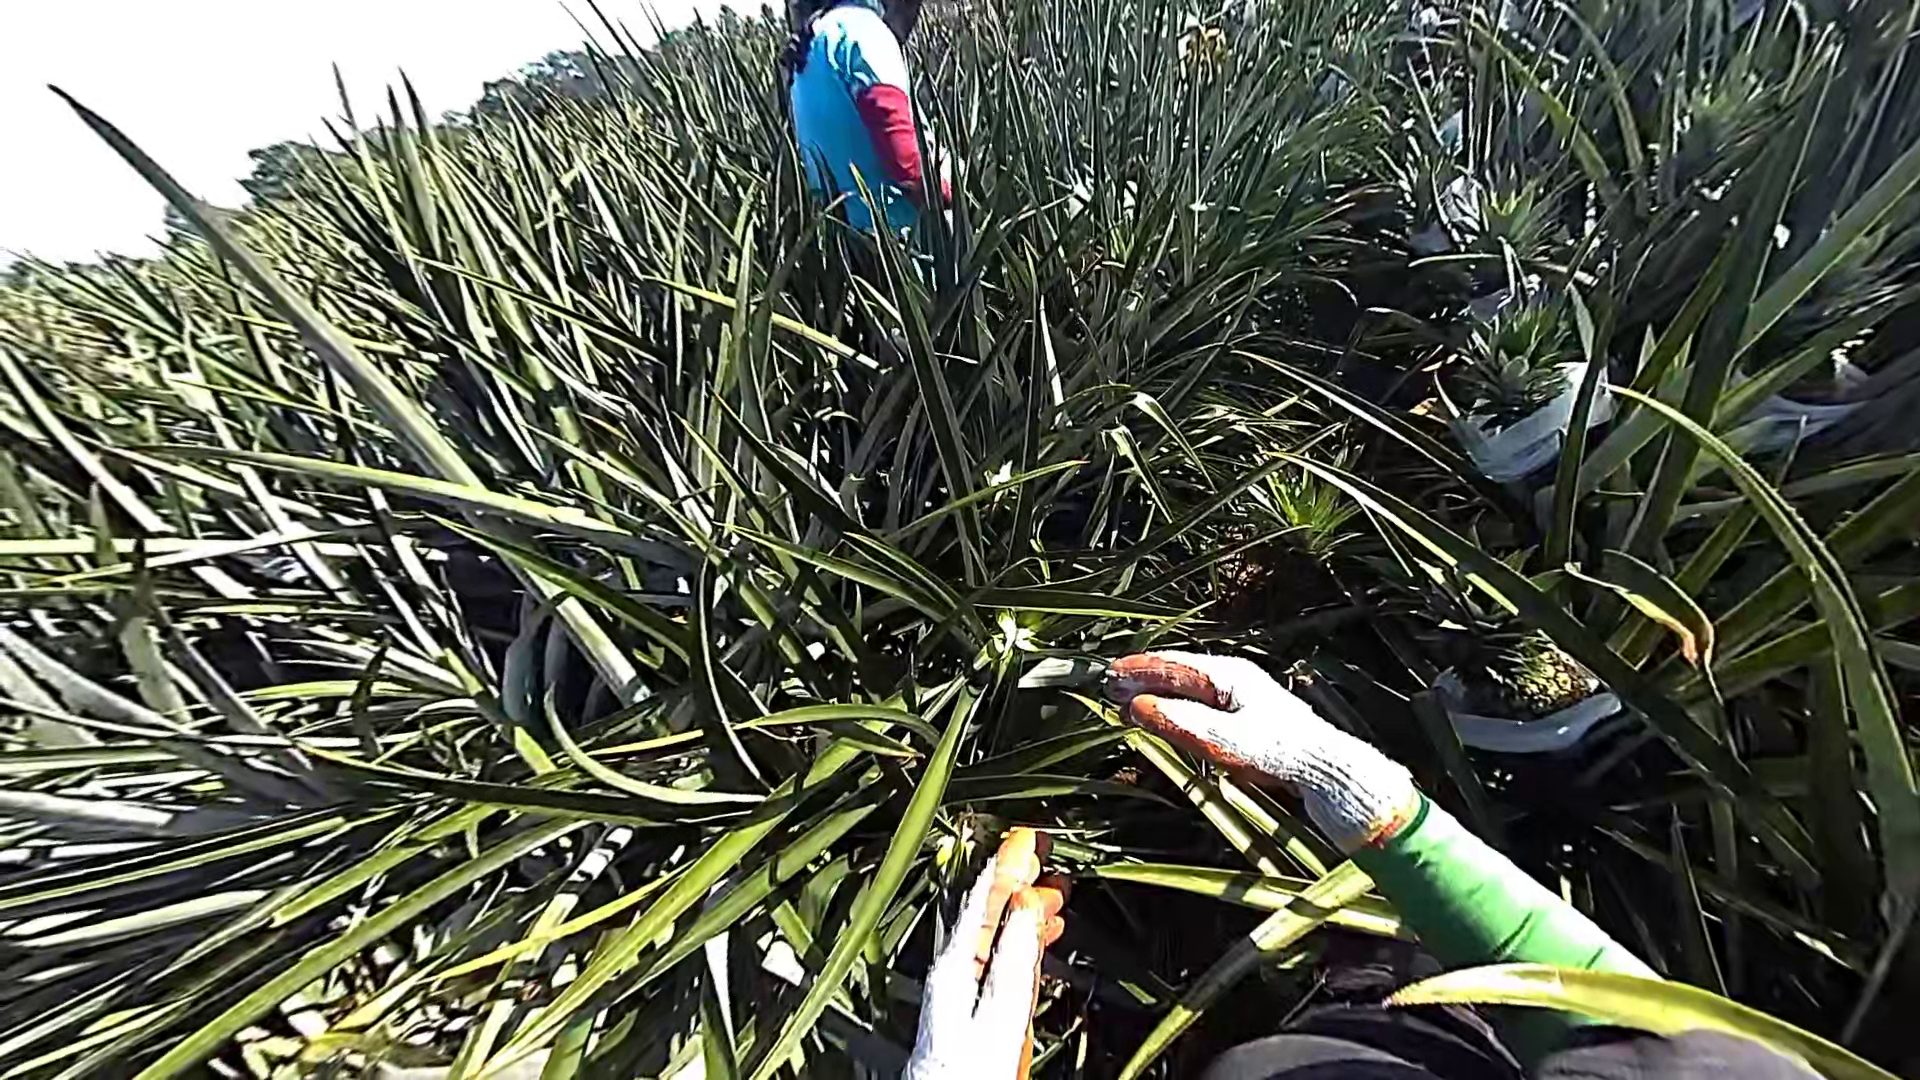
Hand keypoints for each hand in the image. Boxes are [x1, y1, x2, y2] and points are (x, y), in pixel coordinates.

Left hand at [904, 829, 1065, 1079]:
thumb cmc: (969, 1073)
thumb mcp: (998, 1013)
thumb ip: (1012, 957)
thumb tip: (1027, 900)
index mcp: (956, 958)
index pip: (986, 895)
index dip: (1007, 862)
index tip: (1028, 836)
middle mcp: (959, 962)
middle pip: (993, 907)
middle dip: (1020, 877)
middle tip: (1048, 849)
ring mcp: (968, 982)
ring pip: (1002, 928)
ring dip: (1028, 905)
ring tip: (1059, 888)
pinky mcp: (978, 1002)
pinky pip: (1005, 955)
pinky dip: (1025, 937)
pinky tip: (1043, 933)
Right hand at [1104, 651, 1420, 850]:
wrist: (1330, 772)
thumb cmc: (1280, 752)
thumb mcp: (1226, 740)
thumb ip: (1181, 721)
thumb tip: (1138, 705)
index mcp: (1228, 674)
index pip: (1173, 665)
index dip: (1139, 668)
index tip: (1109, 672)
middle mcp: (1231, 677)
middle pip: (1177, 672)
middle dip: (1143, 678)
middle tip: (1110, 686)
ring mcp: (1238, 694)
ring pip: (1186, 687)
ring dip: (1156, 692)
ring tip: (1128, 699)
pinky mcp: (1242, 714)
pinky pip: (1197, 701)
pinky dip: (1173, 704)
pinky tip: (1162, 715)